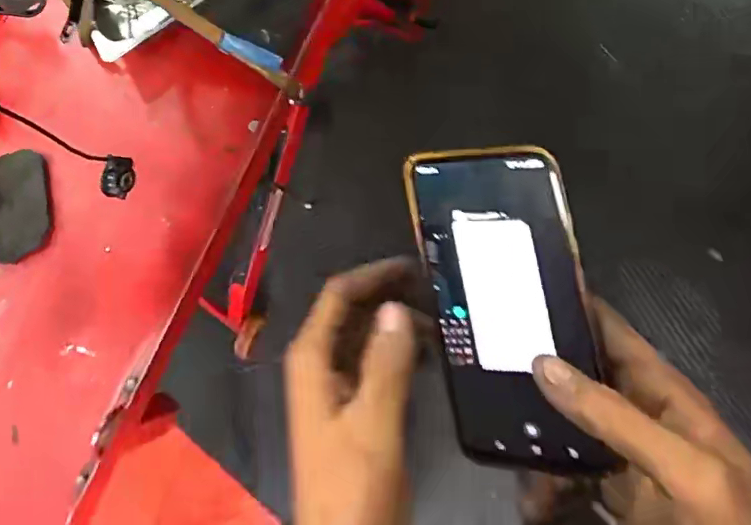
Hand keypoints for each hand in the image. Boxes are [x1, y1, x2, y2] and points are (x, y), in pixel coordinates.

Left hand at [285, 257, 423, 524]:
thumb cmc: (352, 485)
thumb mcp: (373, 423)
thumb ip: (385, 363)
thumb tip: (396, 306)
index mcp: (311, 355)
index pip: (338, 294)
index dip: (373, 275)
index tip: (413, 266)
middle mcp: (315, 362)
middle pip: (350, 312)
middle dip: (387, 297)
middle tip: (433, 288)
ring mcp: (330, 385)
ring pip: (361, 338)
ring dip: (394, 325)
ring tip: (439, 320)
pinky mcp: (346, 408)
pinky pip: (370, 364)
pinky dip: (395, 353)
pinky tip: (425, 354)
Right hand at [526, 298, 750, 524]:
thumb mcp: (688, 472)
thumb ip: (615, 416)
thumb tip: (541, 361)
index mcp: (660, 392)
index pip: (605, 327)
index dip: (564, 301)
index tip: (512, 285)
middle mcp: (636, 415)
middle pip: (572, 374)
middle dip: (530, 371)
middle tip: (483, 366)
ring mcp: (626, 460)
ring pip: (562, 427)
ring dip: (532, 438)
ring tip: (508, 454)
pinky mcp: (618, 500)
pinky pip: (567, 478)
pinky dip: (544, 486)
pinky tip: (530, 501)